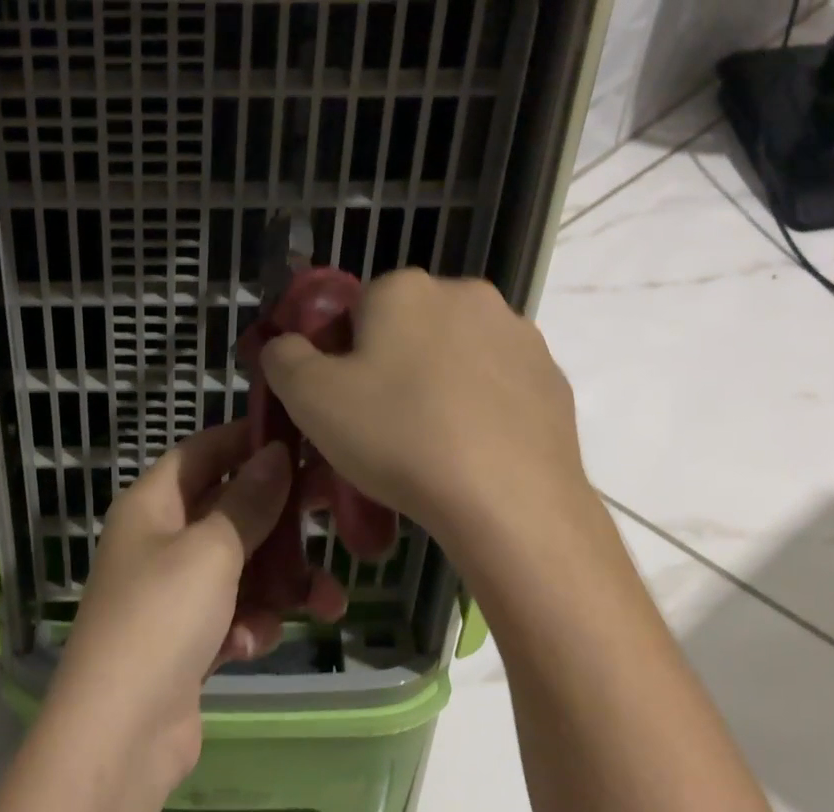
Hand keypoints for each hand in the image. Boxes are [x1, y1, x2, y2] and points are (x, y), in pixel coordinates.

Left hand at [47, 423, 344, 785]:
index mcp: (150, 506)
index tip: (306, 442)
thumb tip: (276, 454)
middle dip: (283, 523)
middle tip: (337, 519)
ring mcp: (172, 595)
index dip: (249, 442)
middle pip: (231, 512)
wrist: (122, 728)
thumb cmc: (162, 619)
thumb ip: (249, 501)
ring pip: (243, 570)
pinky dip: (250, 626)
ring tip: (324, 603)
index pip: (202, 452)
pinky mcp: (188, 641)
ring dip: (281, 585)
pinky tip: (252, 645)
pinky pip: (234, 615)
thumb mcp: (211, 550)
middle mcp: (158, 543)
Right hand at [261, 269, 589, 544]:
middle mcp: (466, 294)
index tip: (337, 408)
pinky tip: (465, 457)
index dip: (336, 361)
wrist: (507, 498)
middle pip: (406, 333)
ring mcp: (517, 335)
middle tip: (376, 433)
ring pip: (452, 360)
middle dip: (387, 373)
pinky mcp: (550, 378)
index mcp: (404, 289)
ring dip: (432, 392)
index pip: (352, 312)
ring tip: (423, 452)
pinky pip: (494, 390)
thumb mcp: (310, 399)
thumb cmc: (397, 438)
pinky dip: (475, 414)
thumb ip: (283, 359)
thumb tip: (284, 345)